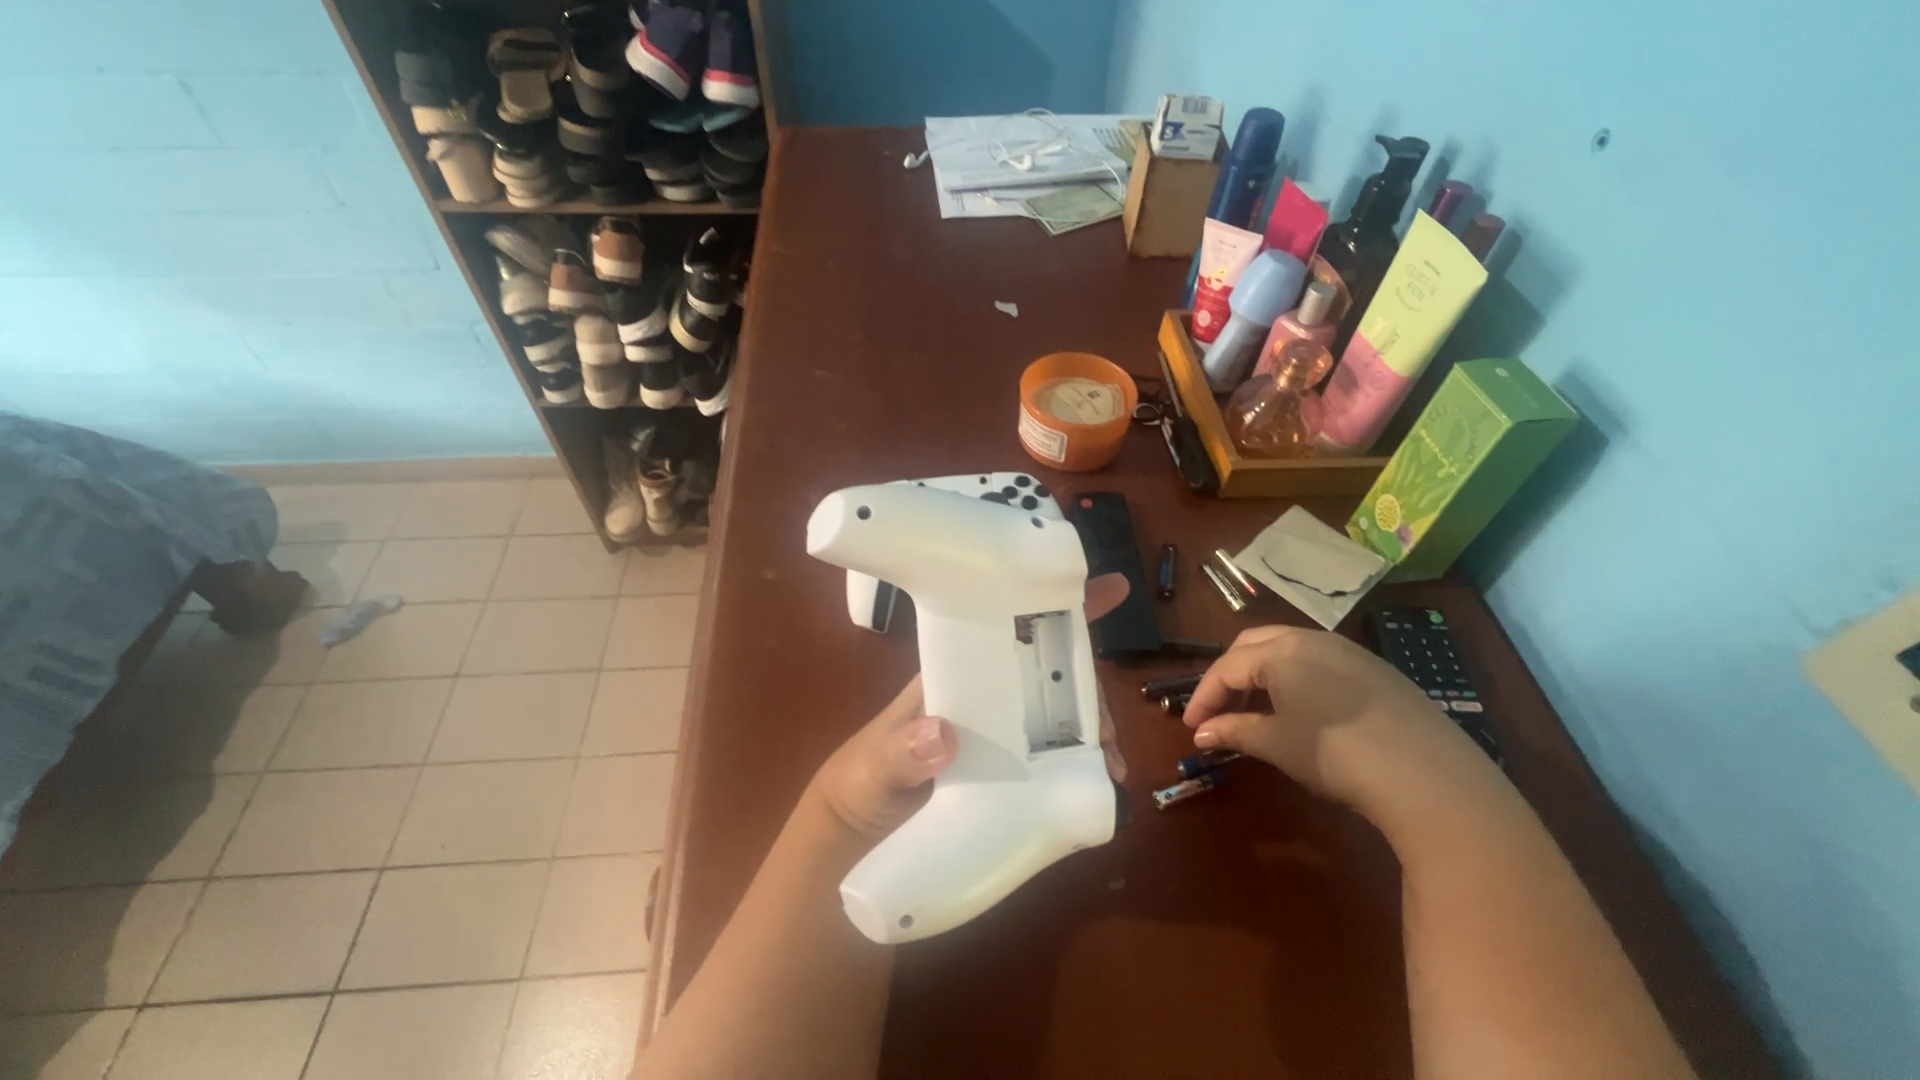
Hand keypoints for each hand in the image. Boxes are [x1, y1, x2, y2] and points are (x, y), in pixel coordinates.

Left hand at [809, 572, 1131, 839]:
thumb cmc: (860, 782)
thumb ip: (898, 753)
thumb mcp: (874, 767)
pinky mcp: (1011, 780)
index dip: (1058, 608)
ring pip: (1061, 720)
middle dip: (1089, 693)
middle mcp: (987, 701)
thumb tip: (944, 734)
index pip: (1007, 629)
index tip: (1109, 590)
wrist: (854, 837)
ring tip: (1109, 768)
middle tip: (1107, 734)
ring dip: (1093, 736)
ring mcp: (1002, 741)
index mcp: (956, 675)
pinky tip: (1100, 790)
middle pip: (1051, 676)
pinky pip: (1056, 765)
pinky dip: (1083, 772)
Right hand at [1181, 626, 1498, 821]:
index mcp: (1282, 652)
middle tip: (1219, 709)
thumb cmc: (1336, 753)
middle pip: (1255, 645)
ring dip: (1263, 674)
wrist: (1427, 773)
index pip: (1227, 666)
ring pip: (1290, 650)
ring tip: (1256, 711)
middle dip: (1230, 674)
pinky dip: (1296, 680)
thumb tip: (1201, 732)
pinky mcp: (1377, 671)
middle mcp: (1313, 639)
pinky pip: (1321, 663)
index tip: (1190, 727)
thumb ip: (1235, 731)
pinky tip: (1303, 712)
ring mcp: (1350, 652)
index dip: (1203, 696)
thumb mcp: (1277, 744)